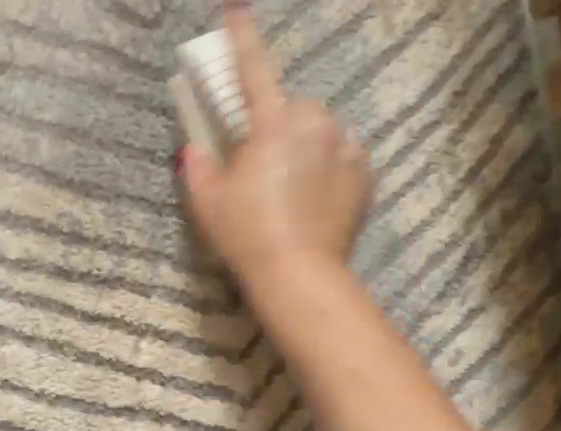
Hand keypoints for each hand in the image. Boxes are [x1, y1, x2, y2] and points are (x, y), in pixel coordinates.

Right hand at [180, 9, 372, 281]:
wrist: (299, 274)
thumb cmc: (246, 235)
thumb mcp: (207, 202)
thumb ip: (198, 165)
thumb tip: (196, 148)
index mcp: (273, 122)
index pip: (253, 67)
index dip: (240, 37)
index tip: (235, 10)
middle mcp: (315, 122)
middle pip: (290, 109)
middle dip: (275, 127)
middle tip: (257, 169)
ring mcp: (345, 147)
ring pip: (318, 133)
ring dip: (303, 150)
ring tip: (286, 194)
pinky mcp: (364, 174)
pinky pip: (341, 159)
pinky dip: (326, 172)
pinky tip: (311, 202)